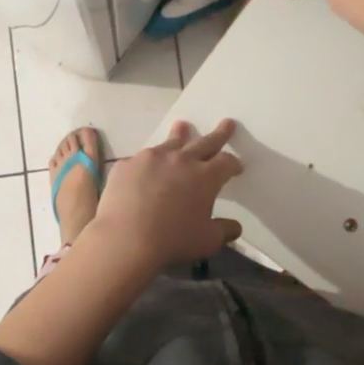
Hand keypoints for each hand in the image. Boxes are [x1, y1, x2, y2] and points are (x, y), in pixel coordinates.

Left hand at [86, 119, 243, 263]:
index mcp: (205, 177)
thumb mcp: (207, 241)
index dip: (234, 164)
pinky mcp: (127, 165)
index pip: (226, 162)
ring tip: (182, 126)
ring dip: (180, 135)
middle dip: (219, 134)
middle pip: (205, 142)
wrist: (126, 239)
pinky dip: (149, 162)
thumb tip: (235, 227)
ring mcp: (151, 158)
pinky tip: (145, 167)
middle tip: (227, 123)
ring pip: (170, 142)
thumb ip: (224, 231)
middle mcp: (181, 160)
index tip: (236, 167)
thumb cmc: (173, 241)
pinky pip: (141, 160)